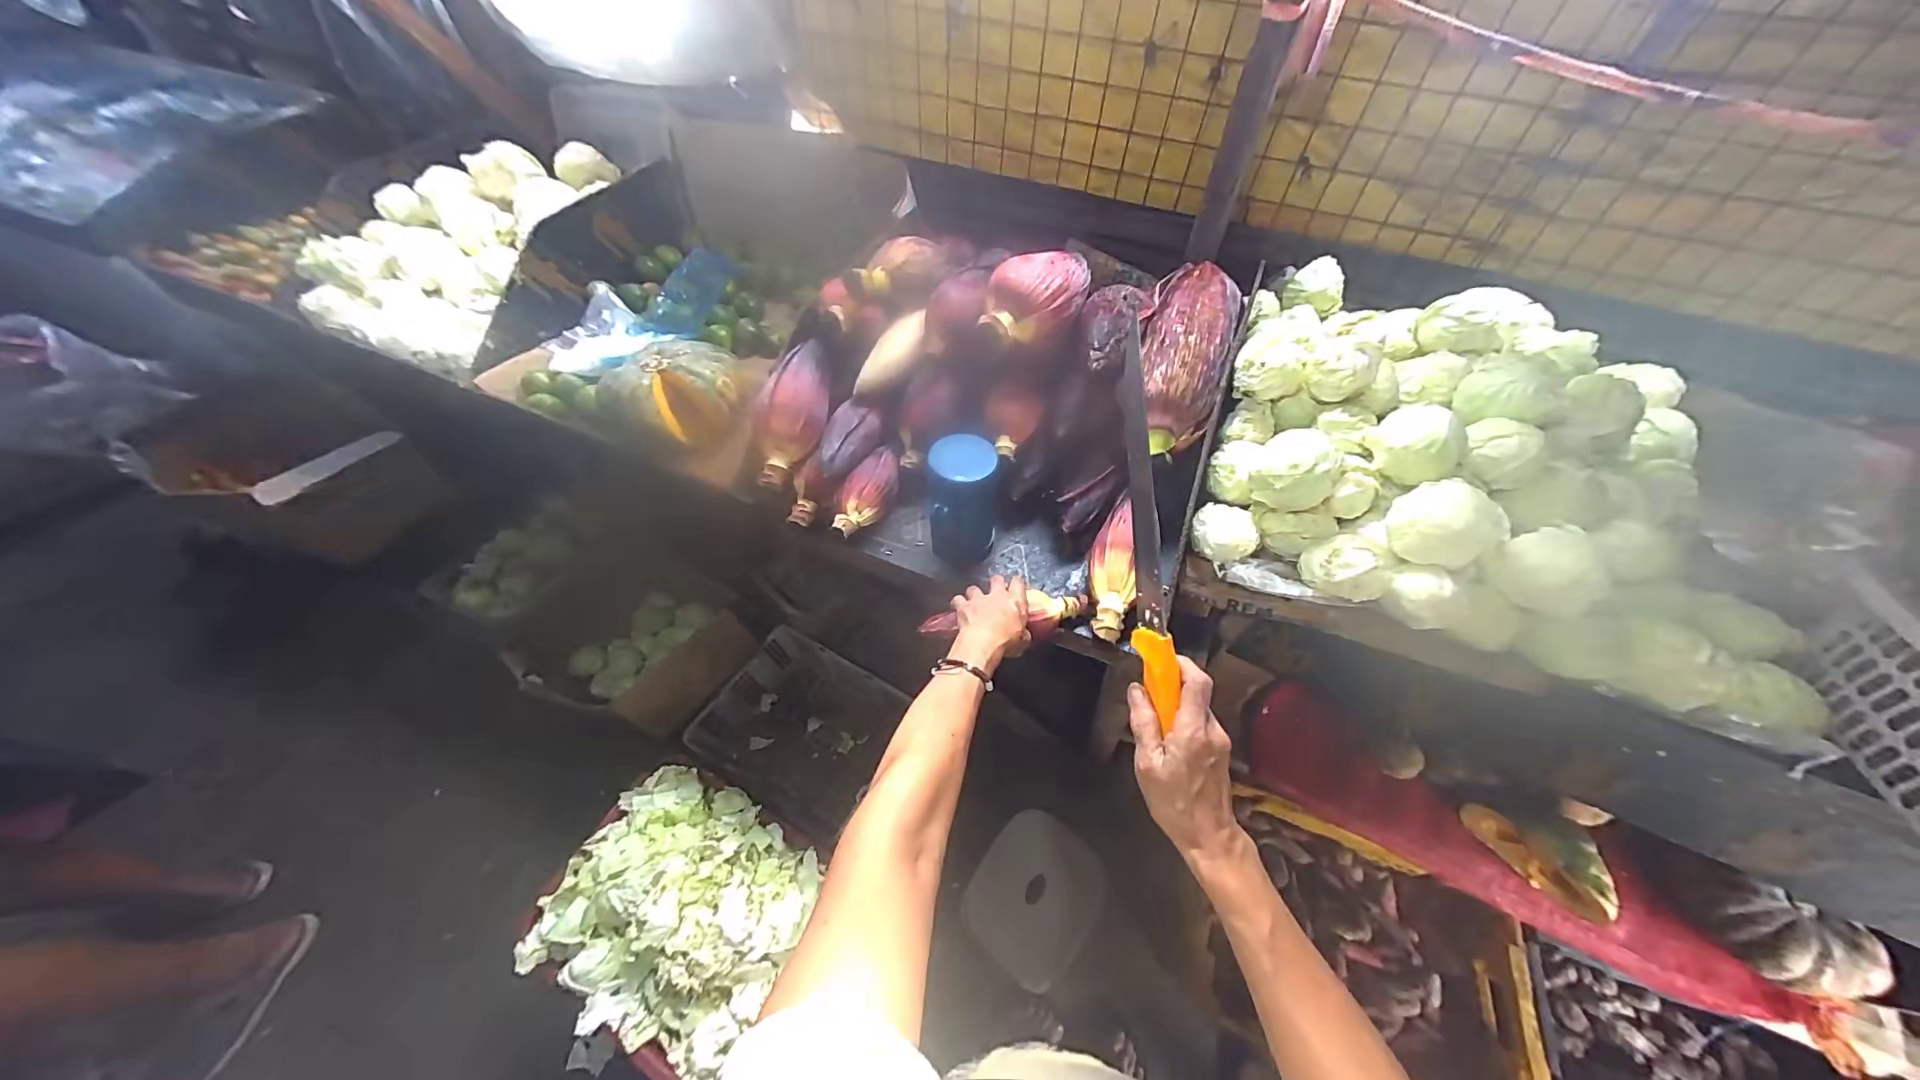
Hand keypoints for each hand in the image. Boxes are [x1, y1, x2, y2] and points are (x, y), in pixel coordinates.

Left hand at [946, 575, 1029, 674]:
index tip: (1015, 588)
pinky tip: (958, 610)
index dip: (1016, 584)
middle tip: (995, 592)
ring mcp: (978, 599)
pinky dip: (957, 604)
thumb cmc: (1006, 643)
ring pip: (974, 588)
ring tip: (973, 603)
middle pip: (996, 579)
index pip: (1018, 582)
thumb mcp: (1022, 641)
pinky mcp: (963, 606)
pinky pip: (958, 599)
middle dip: (995, 583)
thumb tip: (1023, 635)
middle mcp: (997, 595)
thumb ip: (1023, 634)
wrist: (983, 644)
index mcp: (1015, 601)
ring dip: (974, 594)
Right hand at [1129, 657, 1243, 865]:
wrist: (1209, 836)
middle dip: (1173, 683)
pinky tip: (1168, 740)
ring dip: (1177, 704)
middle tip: (1149, 689)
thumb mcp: (1147, 764)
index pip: (1196, 681)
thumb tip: (1137, 690)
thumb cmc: (1173, 803)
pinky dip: (1184, 719)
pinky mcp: (1221, 750)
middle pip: (1197, 691)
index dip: (1180, 663)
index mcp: (1193, 730)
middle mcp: (1212, 729)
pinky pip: (1200, 723)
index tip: (1160, 656)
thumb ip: (1143, 723)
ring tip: (1154, 722)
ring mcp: (1220, 740)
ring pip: (1198, 707)